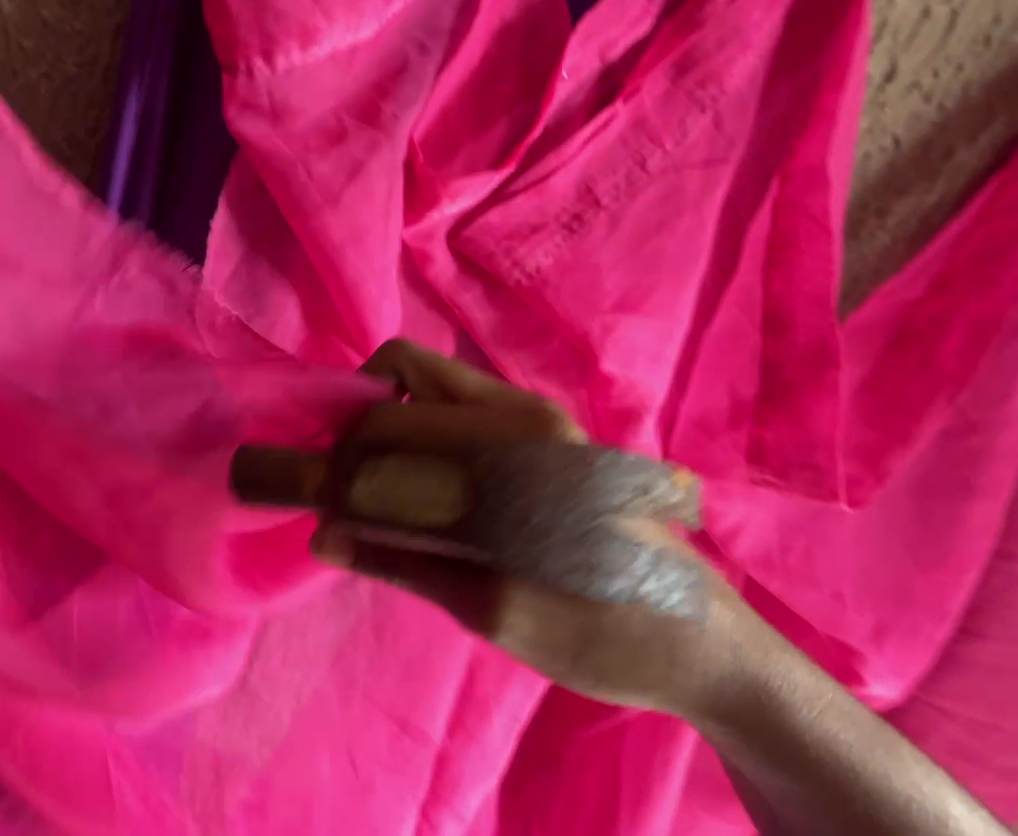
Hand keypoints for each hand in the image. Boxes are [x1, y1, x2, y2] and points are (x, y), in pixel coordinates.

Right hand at [233, 340, 754, 717]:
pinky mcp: (544, 430)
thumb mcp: (493, 610)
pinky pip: (452, 400)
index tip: (320, 503)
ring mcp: (536, 415)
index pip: (387, 422)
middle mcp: (523, 411)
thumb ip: (403, 561)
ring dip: (383, 418)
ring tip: (375, 481)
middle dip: (353, 433)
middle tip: (341, 494)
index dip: (338, 459)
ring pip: (424, 378)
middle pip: (398, 379)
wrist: (705, 646)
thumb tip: (322, 536)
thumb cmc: (603, 633)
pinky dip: (413, 424)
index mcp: (513, 448)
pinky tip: (419, 482)